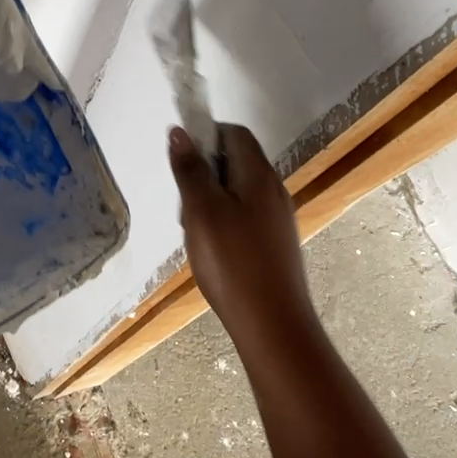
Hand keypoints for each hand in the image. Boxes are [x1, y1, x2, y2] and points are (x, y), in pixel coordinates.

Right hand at [167, 123, 311, 337]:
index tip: (179, 158)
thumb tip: (180, 132)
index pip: (234, 133)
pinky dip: (221, 222)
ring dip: (209, 201)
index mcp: (258, 176)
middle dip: (203, 173)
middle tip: (184, 204)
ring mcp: (276, 219)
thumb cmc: (232, 263)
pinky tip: (210, 250)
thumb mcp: (202, 211)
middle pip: (234, 162)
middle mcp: (273, 191)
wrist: (272, 325)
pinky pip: (243, 216)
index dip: (205, 135)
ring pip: (236, 191)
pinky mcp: (274, 244)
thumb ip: (190, 170)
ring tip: (194, 232)